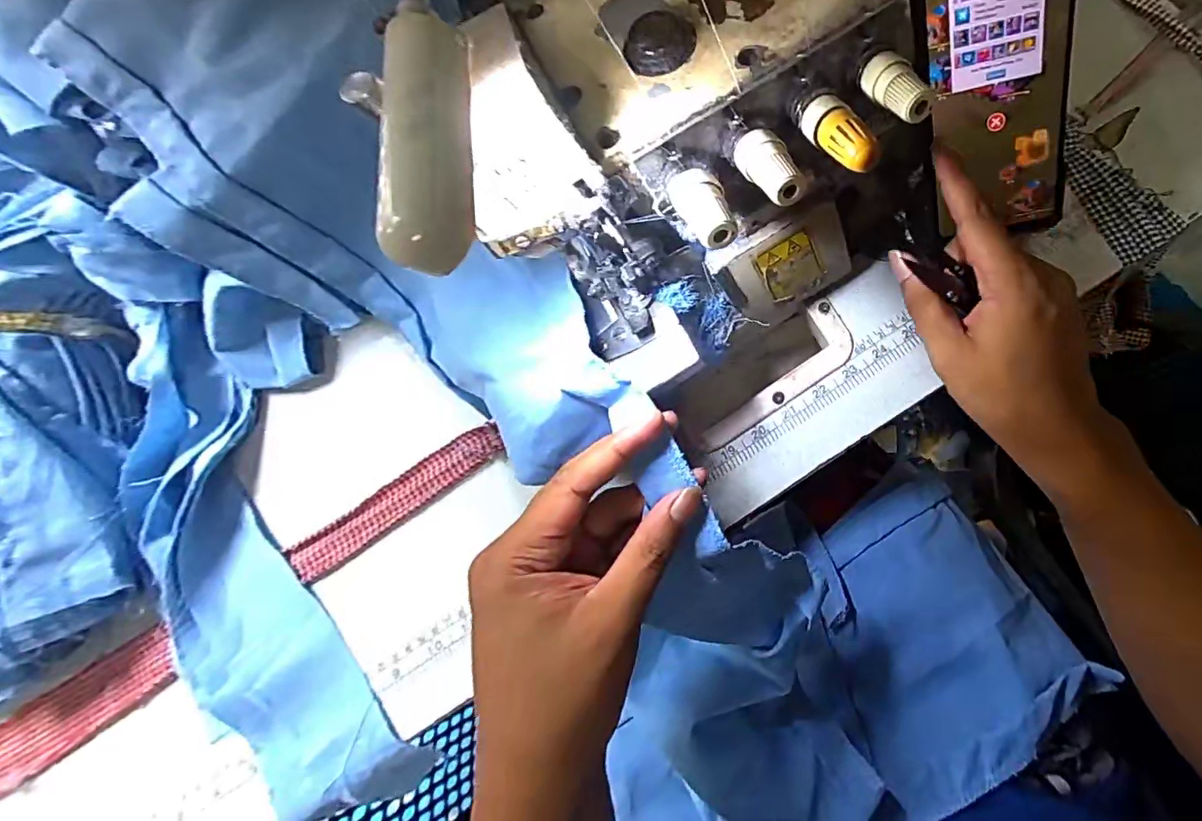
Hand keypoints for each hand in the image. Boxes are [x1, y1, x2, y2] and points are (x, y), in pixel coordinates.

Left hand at [468, 413, 701, 820]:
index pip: (572, 484)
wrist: (541, 781)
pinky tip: (668, 532)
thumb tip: (686, 492)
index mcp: (513, 555)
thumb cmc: (566, 698)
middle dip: (638, 486)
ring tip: (688, 498)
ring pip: (597, 528)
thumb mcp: (613, 616)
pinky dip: (632, 545)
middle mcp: (519, 556)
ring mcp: (538, 577)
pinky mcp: (557, 596)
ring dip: (641, 518)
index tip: (657, 419)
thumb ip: (650, 548)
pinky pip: (598, 555)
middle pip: (588, 504)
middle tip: (686, 463)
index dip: (619, 447)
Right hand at [892, 149, 1132, 505]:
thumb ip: (924, 301)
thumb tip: (902, 260)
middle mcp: (1041, 274)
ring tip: (973, 330)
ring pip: (1001, 261)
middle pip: (985, 243)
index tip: (940, 149)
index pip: (977, 221)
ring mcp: (1057, 286)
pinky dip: (996, 289)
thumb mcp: (949, 354)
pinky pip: (1018, 277)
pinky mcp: (1062, 299)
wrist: (1063, 433)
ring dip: (976, 280)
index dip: (956, 182)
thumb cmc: (1002, 398)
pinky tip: (995, 330)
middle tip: (947, 311)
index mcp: (1012, 284)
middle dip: (956, 264)